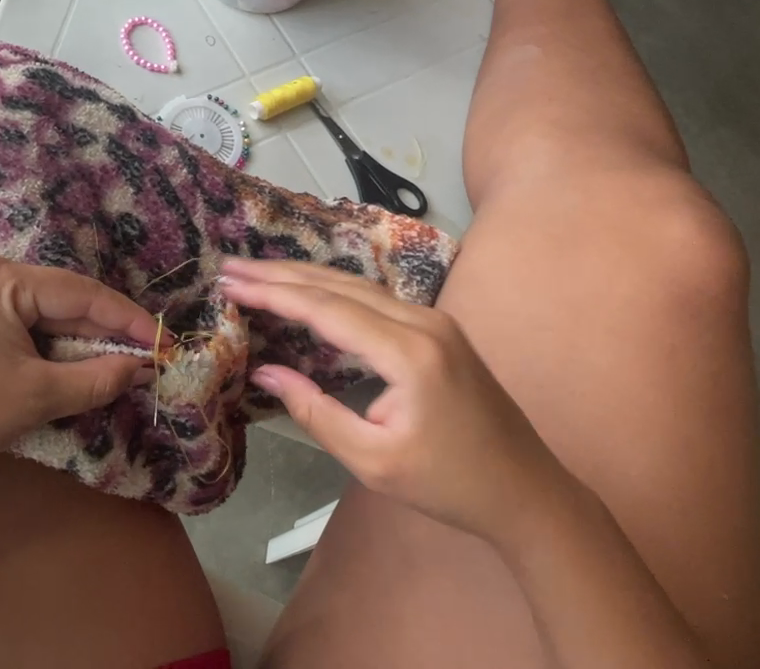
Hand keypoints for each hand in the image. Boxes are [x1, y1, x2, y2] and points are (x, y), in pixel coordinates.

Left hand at [0, 250, 158, 490]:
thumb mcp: (36, 397)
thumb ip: (96, 377)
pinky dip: (40, 340)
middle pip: (56, 297)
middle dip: (98, 330)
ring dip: (70, 337)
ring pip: (35, 308)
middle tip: (141, 358)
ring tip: (108, 364)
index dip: (126, 319)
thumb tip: (141, 367)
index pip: (79, 292)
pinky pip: (11, 317)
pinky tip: (62, 362)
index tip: (163, 342)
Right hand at [220, 257, 573, 545]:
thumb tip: (264, 371)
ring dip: (304, 277)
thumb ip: (314, 411)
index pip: (326, 308)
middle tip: (230, 268)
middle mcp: (423, 322)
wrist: (529, 493)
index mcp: (409, 353)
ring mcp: (434, 320)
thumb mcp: (373, 460)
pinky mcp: (437, 329)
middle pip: (339, 285)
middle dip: (280, 274)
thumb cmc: (450, 484)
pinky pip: (373, 297)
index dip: (274, 294)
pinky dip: (331, 290)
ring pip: (356, 286)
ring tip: (256, 272)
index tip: (230, 284)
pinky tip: (307, 289)